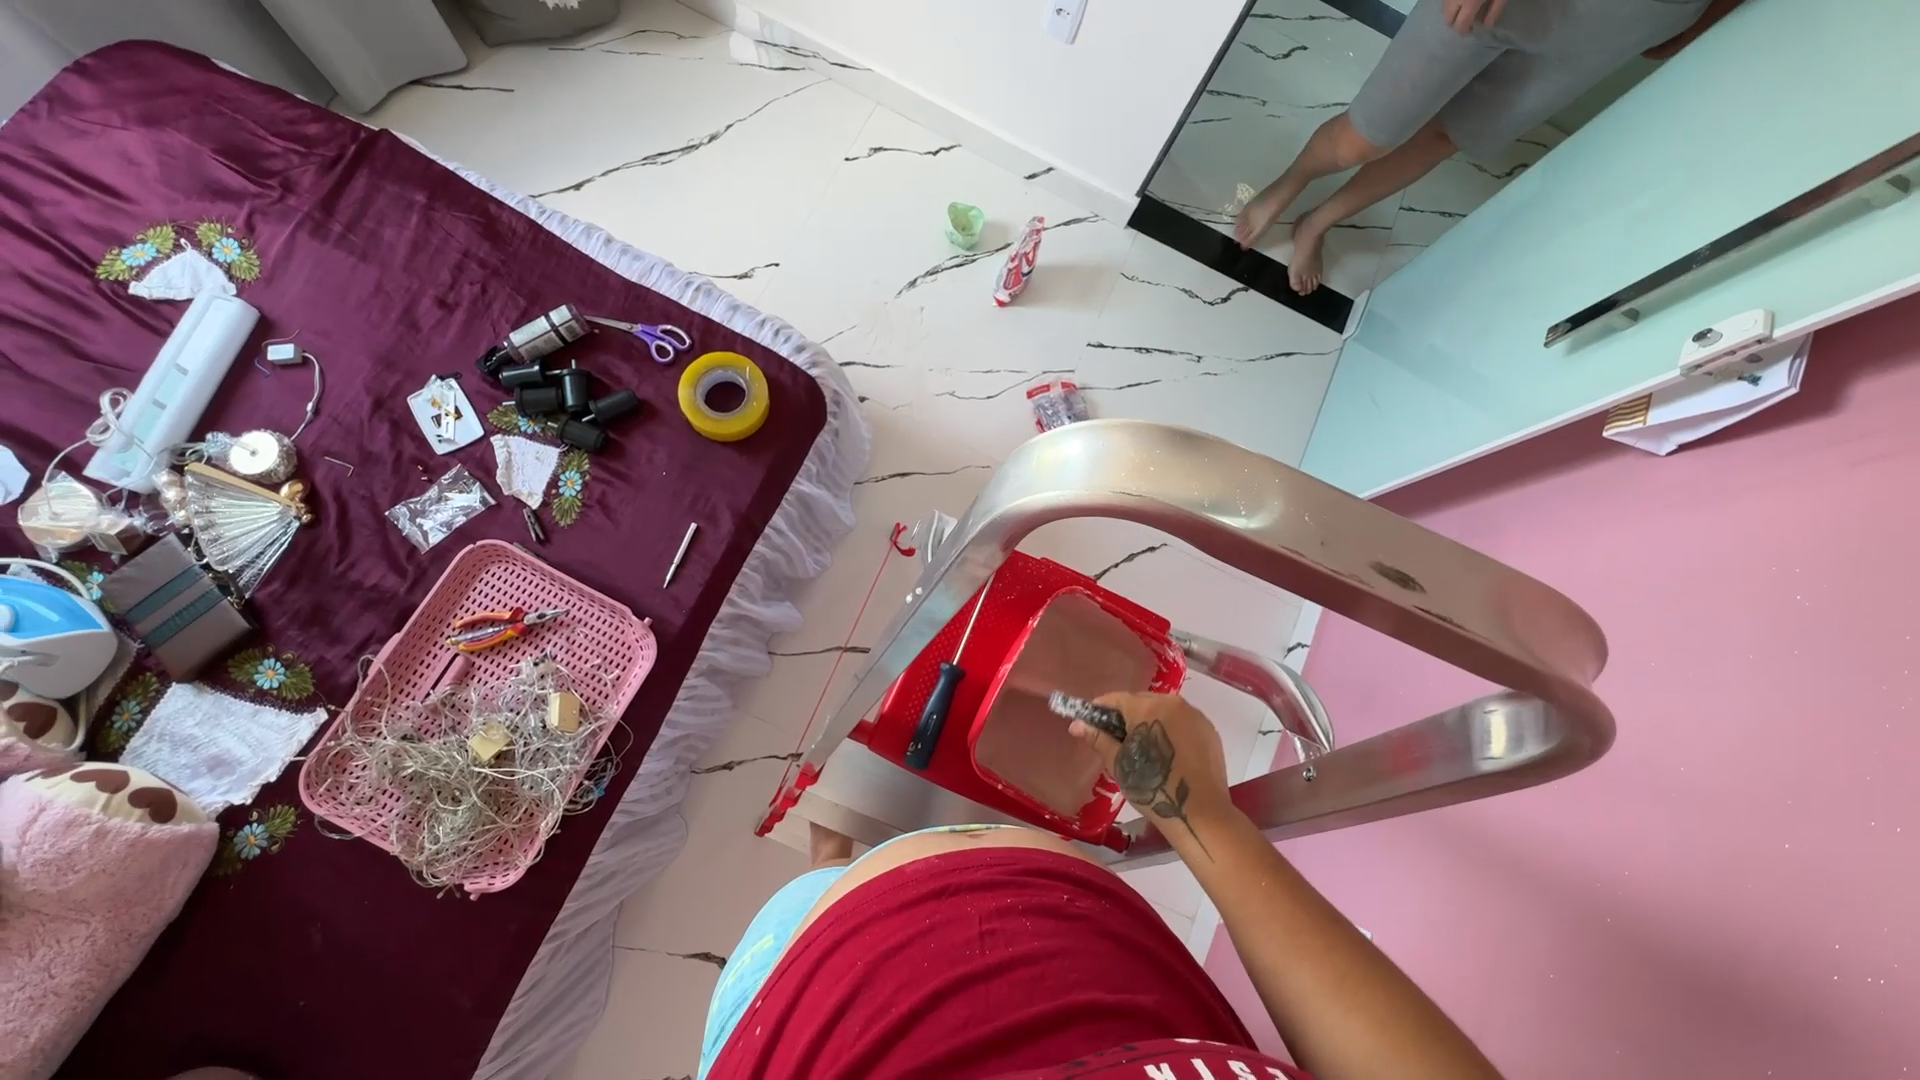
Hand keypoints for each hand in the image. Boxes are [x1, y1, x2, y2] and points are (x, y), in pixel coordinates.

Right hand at [1069, 692, 1236, 852]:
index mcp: (1146, 708)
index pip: (1116, 699)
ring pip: (1163, 710)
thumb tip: (1076, 725)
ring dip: (1150, 722)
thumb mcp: (1119, 764)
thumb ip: (1098, 739)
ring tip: (1145, 750)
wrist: (1200, 813)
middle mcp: (1172, 703)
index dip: (1100, 710)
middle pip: (1140, 702)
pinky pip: (1182, 721)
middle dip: (1127, 717)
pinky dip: (1171, 730)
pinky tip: (1168, 754)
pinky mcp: (1209, 729)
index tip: (1092, 724)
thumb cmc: (1153, 788)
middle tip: (1118, 742)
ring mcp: (1194, 715)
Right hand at [1442, 0, 1505, 33]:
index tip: (1471, 31)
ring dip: (1452, 15)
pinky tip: (1460, 2)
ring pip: (1444, 12)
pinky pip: (1446, 3)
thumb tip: (1485, 27)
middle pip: (1448, 20)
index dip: (1465, 31)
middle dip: (1456, 24)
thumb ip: (1494, 11)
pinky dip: (1451, 6)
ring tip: (1463, 11)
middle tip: (1467, 21)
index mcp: (1469, 2)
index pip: (1460, 25)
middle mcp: (1455, 0)